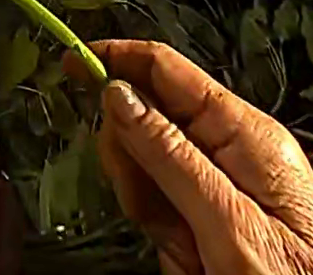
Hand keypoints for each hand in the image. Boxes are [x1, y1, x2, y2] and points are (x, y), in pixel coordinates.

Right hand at [65, 40, 312, 274]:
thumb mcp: (230, 225)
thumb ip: (169, 153)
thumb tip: (116, 91)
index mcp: (242, 129)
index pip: (163, 66)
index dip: (114, 57)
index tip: (70, 63)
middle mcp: (233, 145)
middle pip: (148, 118)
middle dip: (135, 162)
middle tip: (152, 211)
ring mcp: (226, 181)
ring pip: (150, 166)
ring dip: (153, 209)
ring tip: (190, 256)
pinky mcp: (221, 215)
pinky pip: (168, 205)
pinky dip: (169, 236)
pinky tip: (198, 266)